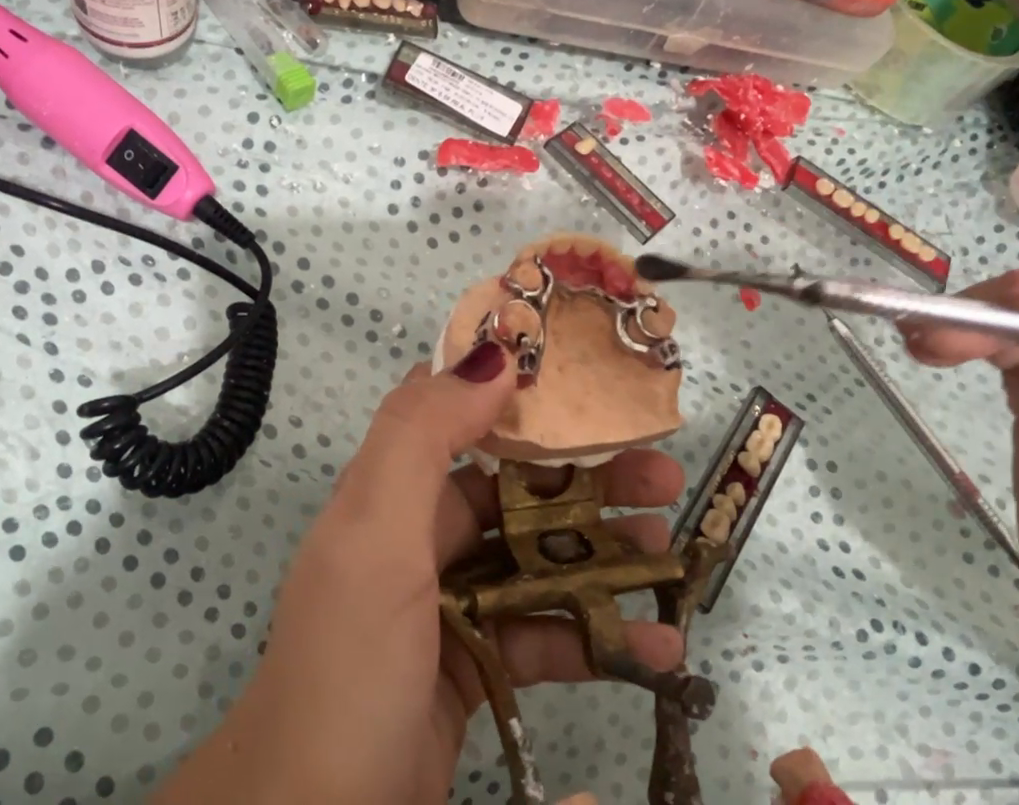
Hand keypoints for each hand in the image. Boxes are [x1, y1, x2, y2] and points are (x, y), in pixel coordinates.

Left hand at [154, 343, 687, 804]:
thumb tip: (490, 351)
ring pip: (539, 560)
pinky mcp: (479, 667)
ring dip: (605, 553)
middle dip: (590, 478)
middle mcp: (418, 540)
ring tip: (669, 551)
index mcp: (390, 495)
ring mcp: (451, 607)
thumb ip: (420, 438)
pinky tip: (655, 647)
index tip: (598, 385)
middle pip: (516, 490)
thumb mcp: (373, 536)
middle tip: (664, 476)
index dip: (524, 396)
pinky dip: (598, 637)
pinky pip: (546, 635)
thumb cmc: (349, 660)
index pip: (460, 418)